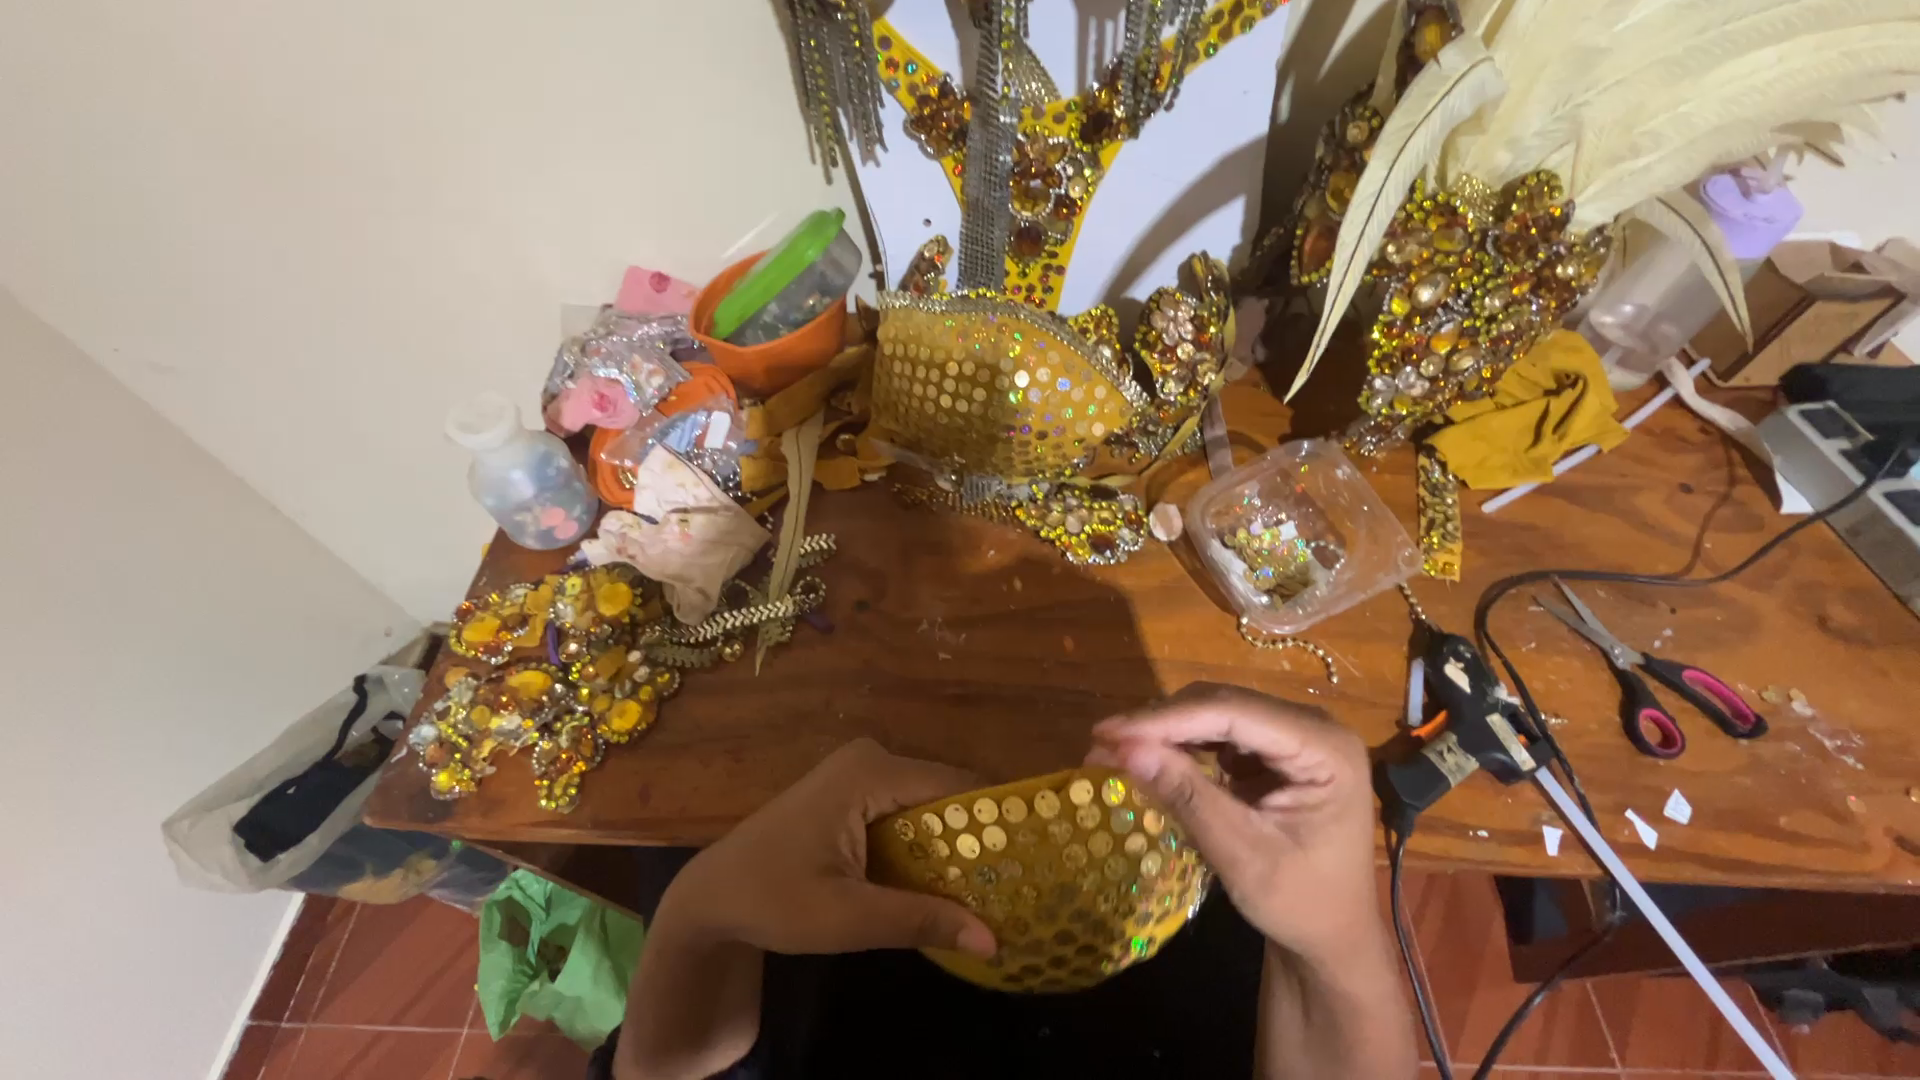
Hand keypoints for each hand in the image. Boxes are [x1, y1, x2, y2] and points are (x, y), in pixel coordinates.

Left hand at [662, 738, 998, 957]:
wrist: (712, 895)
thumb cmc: (773, 900)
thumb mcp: (848, 919)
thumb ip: (920, 921)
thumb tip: (993, 940)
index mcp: (870, 773)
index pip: (954, 784)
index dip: (995, 818)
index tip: (1032, 856)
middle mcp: (870, 758)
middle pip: (944, 792)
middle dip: (976, 835)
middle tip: (1014, 881)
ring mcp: (858, 770)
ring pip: (926, 802)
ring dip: (952, 841)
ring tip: (989, 884)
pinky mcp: (851, 788)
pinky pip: (905, 808)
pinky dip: (925, 840)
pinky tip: (942, 877)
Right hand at [1084, 684, 1378, 960]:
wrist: (1333, 939)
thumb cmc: (1301, 905)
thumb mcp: (1243, 856)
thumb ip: (1187, 797)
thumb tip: (1122, 749)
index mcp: (1324, 748)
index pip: (1232, 713)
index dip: (1165, 719)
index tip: (1107, 731)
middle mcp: (1313, 727)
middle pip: (1223, 704)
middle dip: (1160, 722)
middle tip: (1102, 742)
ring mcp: (1294, 734)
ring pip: (1215, 712)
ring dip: (1166, 729)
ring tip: (1116, 749)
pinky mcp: (1275, 748)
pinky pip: (1218, 731)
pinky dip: (1181, 743)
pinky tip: (1151, 757)